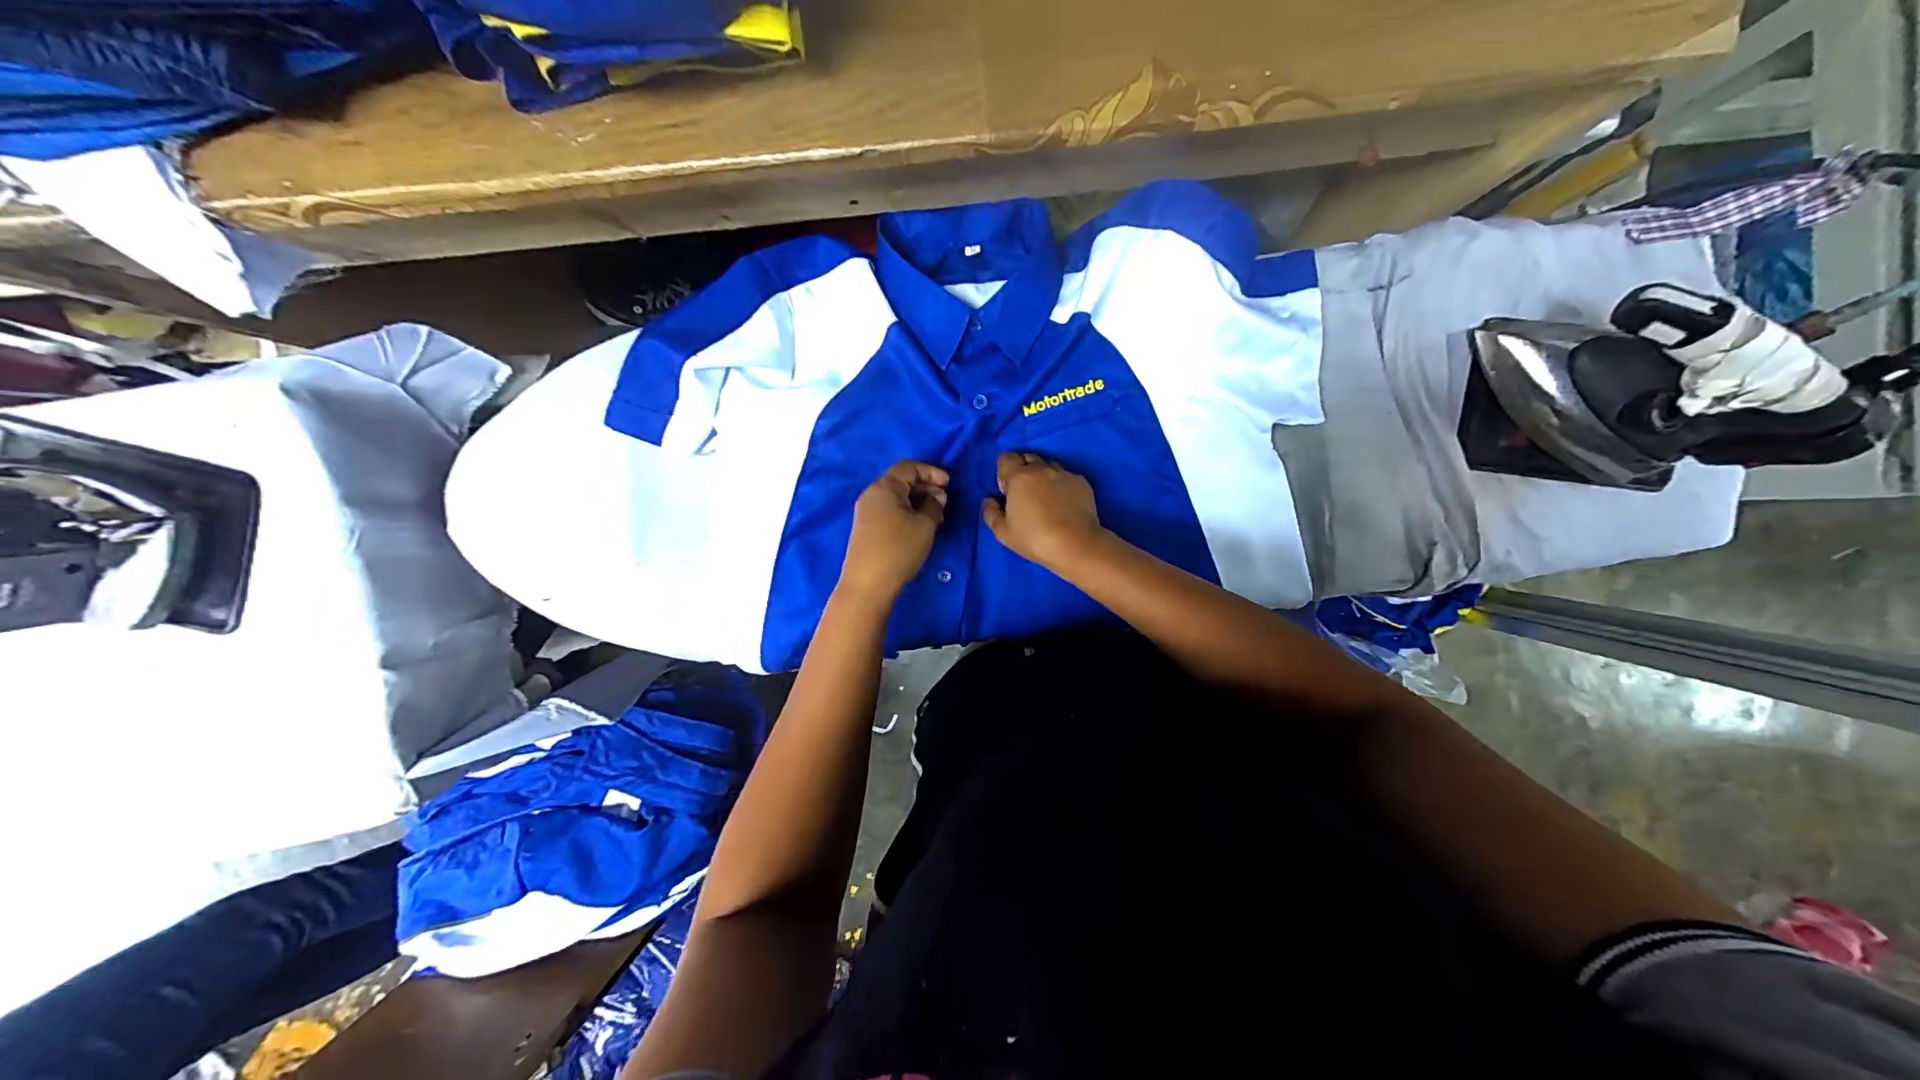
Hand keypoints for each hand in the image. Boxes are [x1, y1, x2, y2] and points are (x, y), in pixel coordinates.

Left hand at [840, 461, 949, 602]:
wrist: (868, 584)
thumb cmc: (899, 549)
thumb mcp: (924, 525)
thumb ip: (934, 506)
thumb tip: (936, 497)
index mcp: (884, 487)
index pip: (908, 468)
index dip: (931, 472)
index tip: (949, 483)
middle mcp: (872, 495)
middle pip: (901, 482)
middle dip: (926, 487)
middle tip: (945, 502)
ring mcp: (866, 512)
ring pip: (897, 498)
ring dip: (918, 502)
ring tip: (937, 516)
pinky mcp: (867, 529)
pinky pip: (890, 511)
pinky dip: (907, 513)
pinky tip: (920, 527)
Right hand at [982, 452, 1106, 569]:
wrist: (1076, 545)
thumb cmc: (1034, 538)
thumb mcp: (1003, 532)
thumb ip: (990, 512)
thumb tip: (990, 501)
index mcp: (1019, 476)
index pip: (1006, 457)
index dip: (1003, 472)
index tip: (1008, 492)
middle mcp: (1042, 469)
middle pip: (1028, 458)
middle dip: (1023, 471)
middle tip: (1025, 495)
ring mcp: (1064, 474)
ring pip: (1048, 466)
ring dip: (1042, 476)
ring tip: (1046, 499)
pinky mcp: (1082, 483)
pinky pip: (1066, 477)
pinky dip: (1061, 486)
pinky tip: (1063, 505)